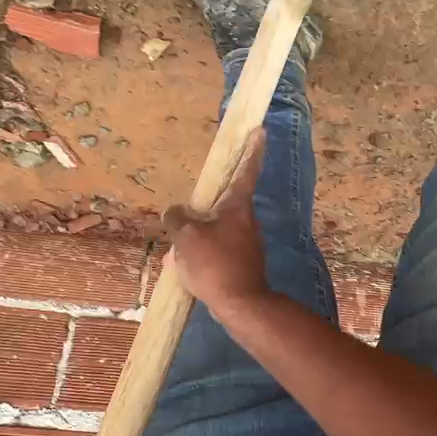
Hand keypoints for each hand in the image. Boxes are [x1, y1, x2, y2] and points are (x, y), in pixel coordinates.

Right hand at [164, 127, 270, 312]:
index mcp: (237, 207)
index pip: (246, 170)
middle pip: (219, 206)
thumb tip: (175, 213)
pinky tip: (186, 274)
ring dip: (194, 242)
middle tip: (180, 229)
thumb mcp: (186, 237)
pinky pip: (215, 252)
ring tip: (177, 259)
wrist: (241, 305)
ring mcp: (247, 243)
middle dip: (197, 217)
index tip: (260, 130)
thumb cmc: (215, 264)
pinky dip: (199, 259)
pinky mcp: (242, 263)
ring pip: (213, 233)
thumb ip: (177, 219)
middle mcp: (247, 221)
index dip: (252, 149)